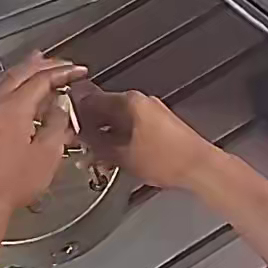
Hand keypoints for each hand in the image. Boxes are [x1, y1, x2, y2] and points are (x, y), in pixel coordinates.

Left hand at [0, 52, 88, 219]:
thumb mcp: (48, 153)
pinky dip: (14, 85)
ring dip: (26, 71)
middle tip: (62, 64)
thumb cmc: (13, 182)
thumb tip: (61, 106)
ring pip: (7, 81)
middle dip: (44, 65)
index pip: (41, 79)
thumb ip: (57, 124)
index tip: (77, 71)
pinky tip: (20, 92)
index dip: (62, 72)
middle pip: (21, 73)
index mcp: (14, 109)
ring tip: (38, 65)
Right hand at [72, 85, 219, 190]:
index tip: (68, 129)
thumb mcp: (123, 155)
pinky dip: (121, 141)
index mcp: (130, 102)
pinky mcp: (160, 126)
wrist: (200, 167)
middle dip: (91, 130)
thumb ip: (97, 145)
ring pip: (118, 121)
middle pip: (105, 111)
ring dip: (106, 138)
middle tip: (80, 148)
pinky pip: (132, 128)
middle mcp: (140, 102)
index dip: (76, 115)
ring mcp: (151, 113)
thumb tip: (82, 139)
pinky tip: (115, 158)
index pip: (92, 100)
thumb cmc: (166, 159)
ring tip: (96, 158)